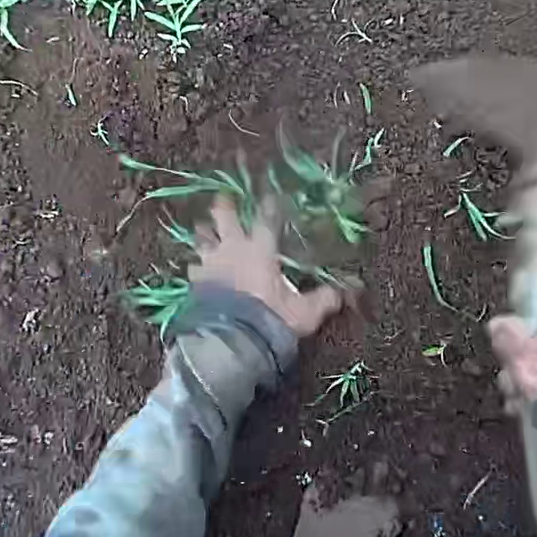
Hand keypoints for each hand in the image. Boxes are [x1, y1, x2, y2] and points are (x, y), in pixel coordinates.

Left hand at [190, 197, 343, 337]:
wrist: (231, 340)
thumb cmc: (270, 320)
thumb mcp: (303, 312)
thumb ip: (322, 299)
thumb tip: (342, 292)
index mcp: (260, 250)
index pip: (267, 219)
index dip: (269, 206)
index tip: (270, 196)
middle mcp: (232, 250)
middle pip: (225, 218)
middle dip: (224, 206)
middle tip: (223, 196)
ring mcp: (210, 264)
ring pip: (202, 239)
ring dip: (204, 233)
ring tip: (202, 227)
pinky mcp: (195, 282)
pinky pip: (193, 267)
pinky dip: (195, 265)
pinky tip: (195, 267)